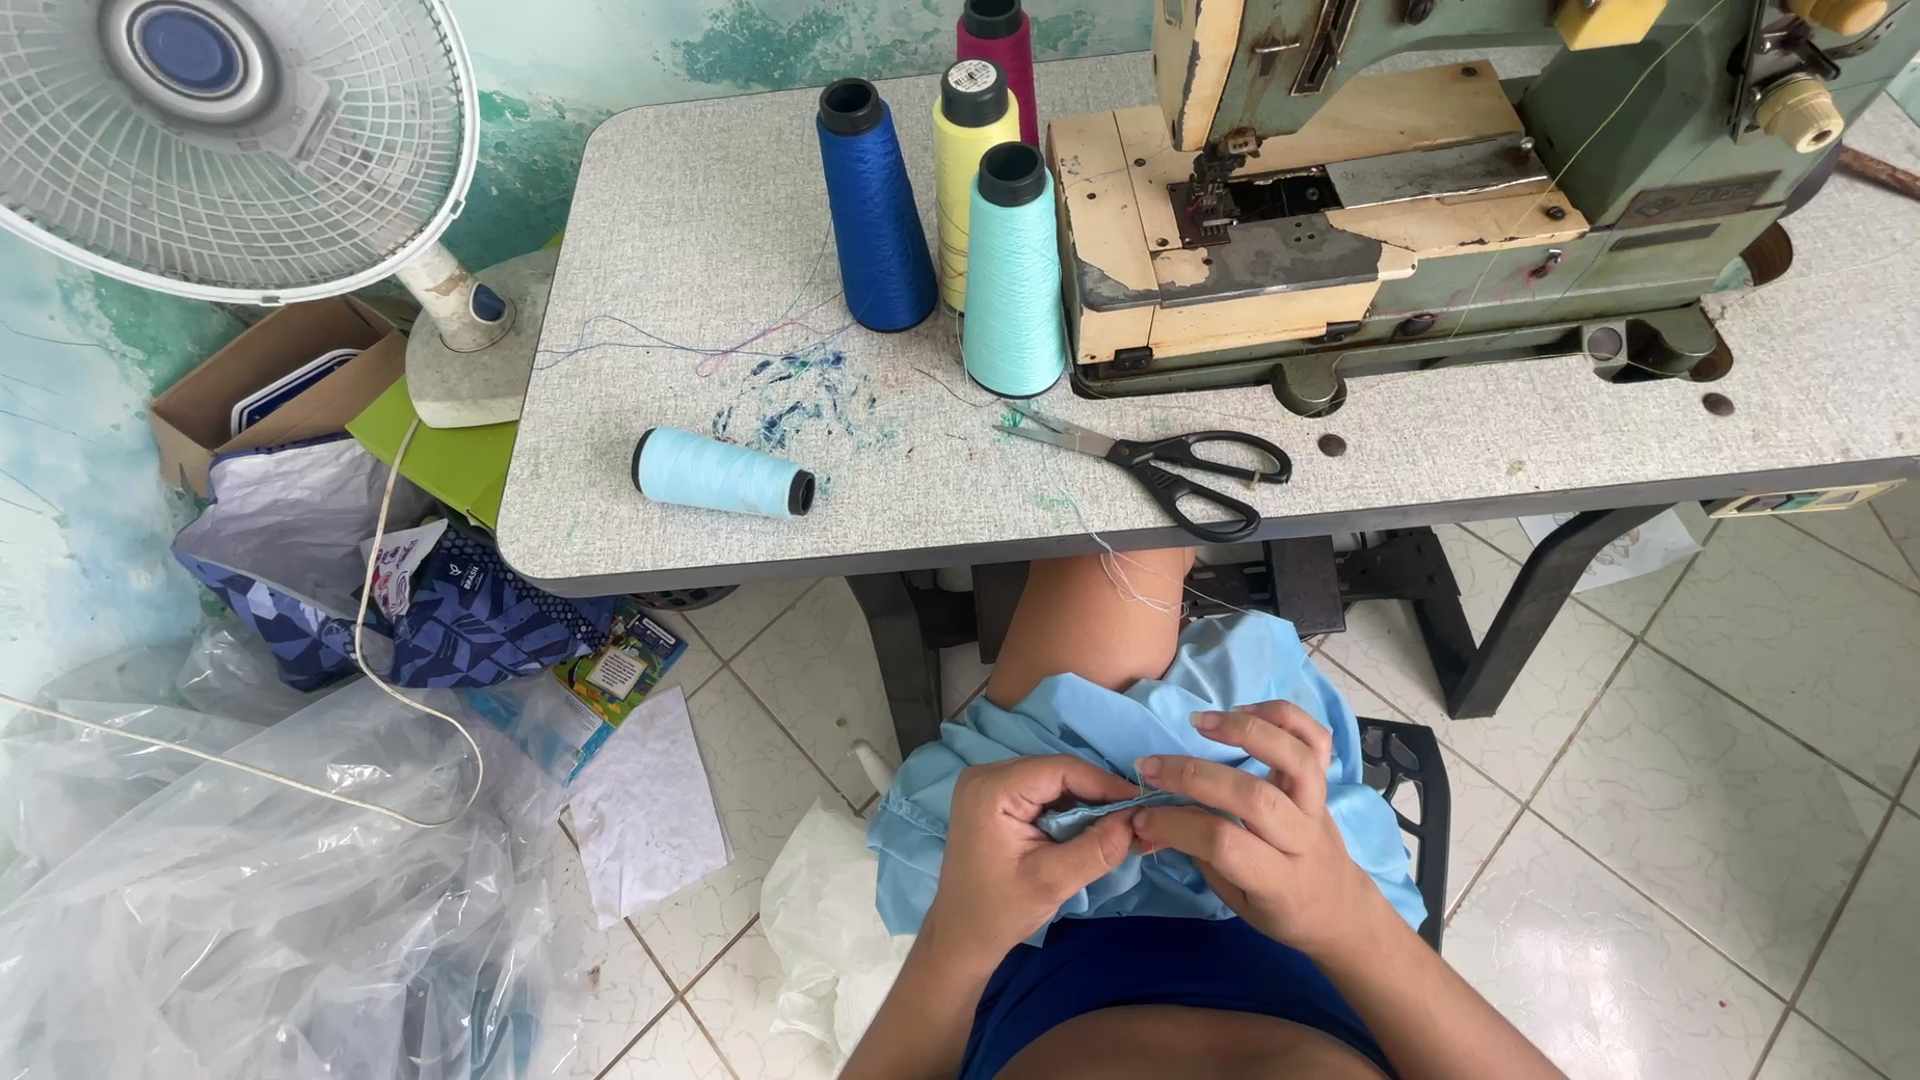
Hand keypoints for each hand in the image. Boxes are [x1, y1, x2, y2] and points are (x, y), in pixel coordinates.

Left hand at [923, 755, 1139, 969]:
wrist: (960, 935)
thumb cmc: (1000, 911)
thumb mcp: (1053, 882)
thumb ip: (1097, 848)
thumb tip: (1136, 820)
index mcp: (992, 789)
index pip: (1059, 769)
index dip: (1103, 783)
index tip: (1140, 803)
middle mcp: (985, 775)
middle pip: (1055, 771)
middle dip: (1095, 792)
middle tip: (1132, 816)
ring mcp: (986, 784)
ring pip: (1049, 779)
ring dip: (1082, 800)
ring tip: (1115, 822)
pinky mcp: (992, 797)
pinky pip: (1038, 790)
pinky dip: (1064, 806)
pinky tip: (1085, 826)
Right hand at [1131, 701, 1381, 958]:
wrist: (1338, 908)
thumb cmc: (1278, 908)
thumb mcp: (1233, 897)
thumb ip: (1196, 853)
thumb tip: (1145, 821)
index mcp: (1279, 881)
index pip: (1224, 844)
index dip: (1175, 825)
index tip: (1141, 815)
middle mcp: (1302, 839)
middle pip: (1254, 797)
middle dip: (1193, 776)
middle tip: (1150, 766)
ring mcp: (1318, 806)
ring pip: (1294, 759)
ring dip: (1243, 731)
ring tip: (1199, 722)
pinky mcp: (1326, 782)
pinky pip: (1317, 738)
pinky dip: (1284, 715)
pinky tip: (1245, 710)